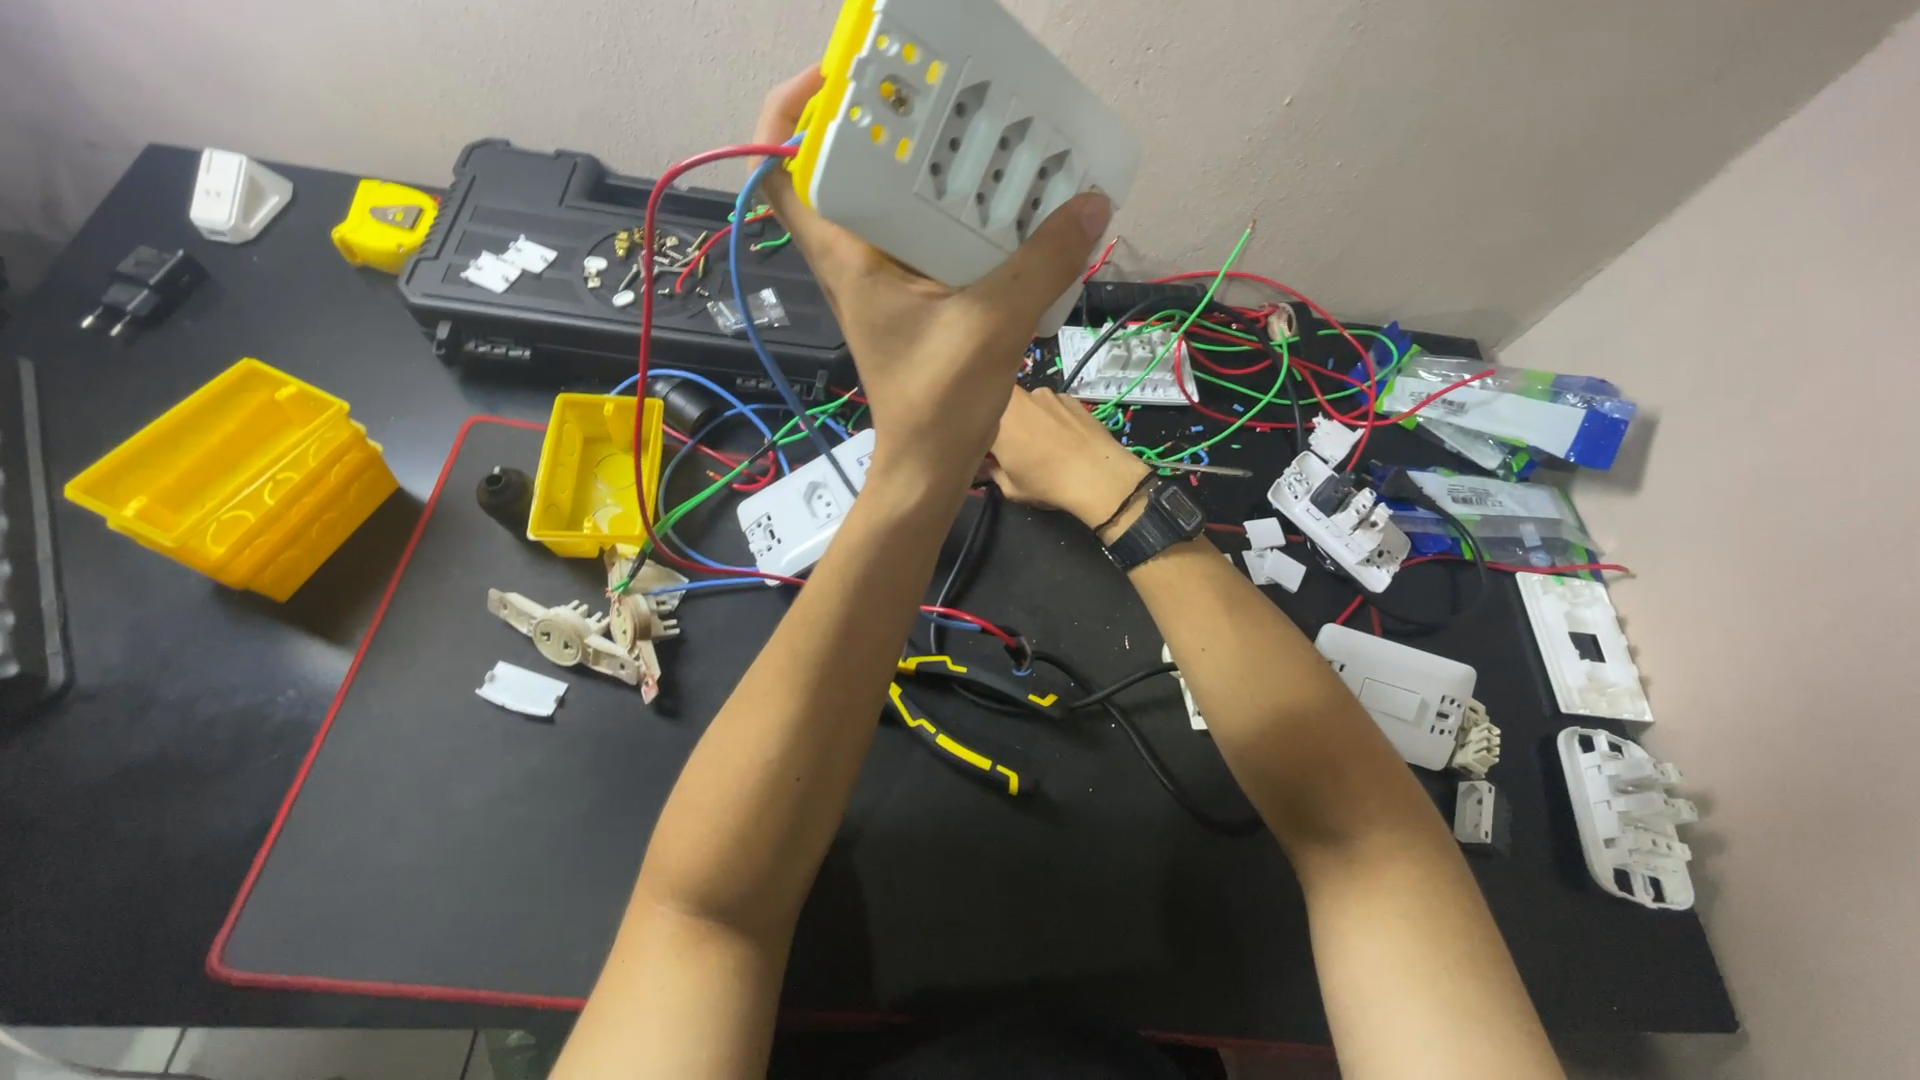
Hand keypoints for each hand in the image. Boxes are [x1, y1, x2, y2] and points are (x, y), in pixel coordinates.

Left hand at [753, 69, 1111, 493]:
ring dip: (936, 169)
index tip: (840, 78)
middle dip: (890, 126)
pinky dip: (965, 213)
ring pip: (900, 203)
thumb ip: (1043, 262)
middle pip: (852, 171)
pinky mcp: (919, 296)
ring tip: (989, 137)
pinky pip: (935, 236)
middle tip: (945, 97)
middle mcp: (860, 258)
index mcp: (849, 256)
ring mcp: (889, 278)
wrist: (932, 465)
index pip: (785, 171)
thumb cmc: (939, 401)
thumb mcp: (993, 325)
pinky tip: (1012, 204)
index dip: (792, 113)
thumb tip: (1092, 203)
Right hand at [988, 387, 1151, 535]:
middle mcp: (1019, 398)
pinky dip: (1053, 418)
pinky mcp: (1070, 397)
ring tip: (1043, 444)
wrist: (1098, 474)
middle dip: (1005, 423)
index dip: (982, 439)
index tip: (987, 453)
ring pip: (1030, 404)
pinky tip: (1063, 439)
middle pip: (1004, 406)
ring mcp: (1047, 394)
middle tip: (1013, 447)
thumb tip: (987, 468)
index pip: (978, 423)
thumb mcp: (1012, 488)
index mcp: (996, 418)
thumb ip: (994, 474)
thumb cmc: (1046, 482)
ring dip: (1030, 419)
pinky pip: (1053, 407)